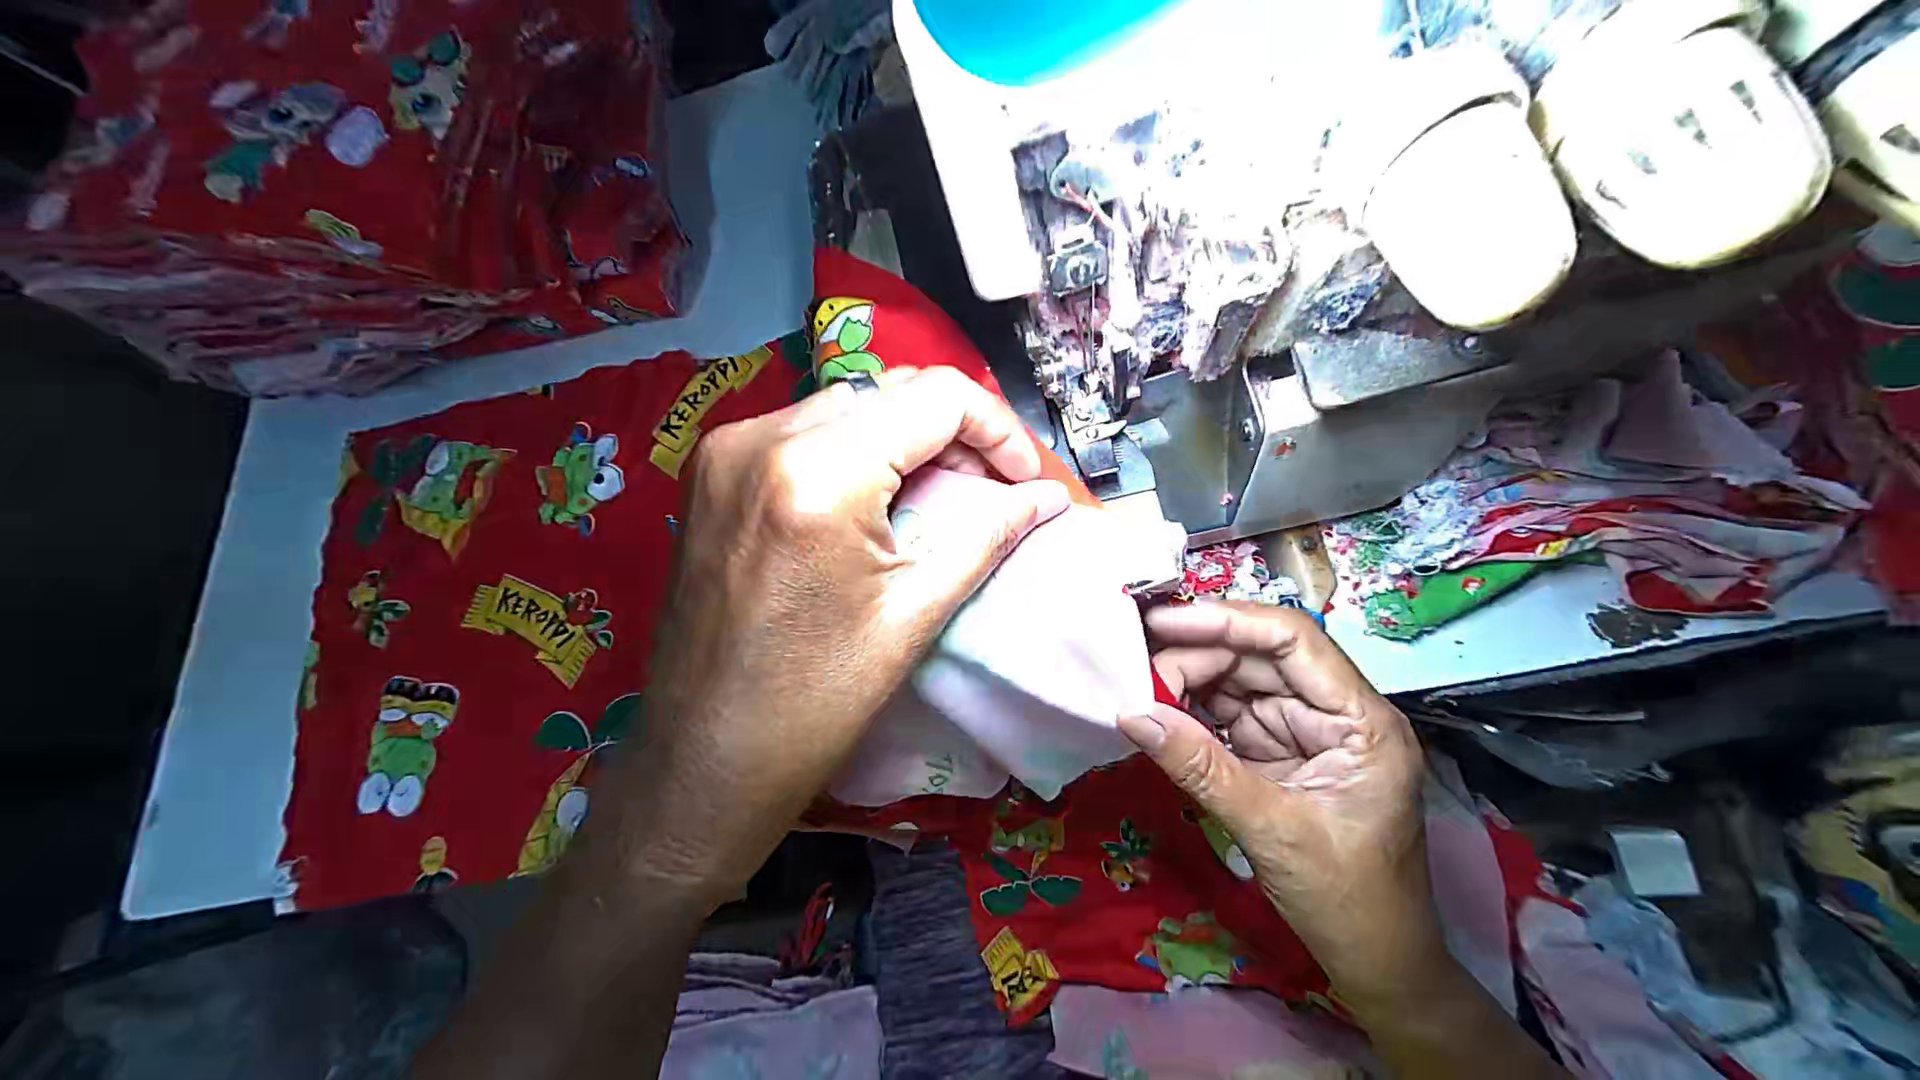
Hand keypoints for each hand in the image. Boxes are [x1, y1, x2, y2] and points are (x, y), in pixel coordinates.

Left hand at [600, 367, 1070, 908]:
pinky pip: (801, 432)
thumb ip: (989, 535)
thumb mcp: (915, 614)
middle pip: (889, 393)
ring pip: (845, 407)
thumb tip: (1050, 497)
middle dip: (952, 432)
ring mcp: (725, 450)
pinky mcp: (709, 472)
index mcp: (819, 472)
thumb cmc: (816, 703)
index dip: (997, 428)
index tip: (1022, 479)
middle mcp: (762, 437)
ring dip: (902, 438)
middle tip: (986, 488)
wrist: (703, 760)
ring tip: (934, 496)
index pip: (936, 397)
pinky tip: (870, 501)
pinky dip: (851, 451)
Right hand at [1116, 601, 1442, 1002]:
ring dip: (1188, 683)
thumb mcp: (1272, 831)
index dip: (1225, 621)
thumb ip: (1200, 767)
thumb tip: (1131, 714)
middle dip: (1196, 659)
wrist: (1377, 965)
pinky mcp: (1279, 751)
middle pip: (1257, 659)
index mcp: (1362, 720)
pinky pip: (1228, 716)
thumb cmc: (1350, 902)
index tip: (1163, 621)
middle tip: (1138, 672)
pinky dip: (1192, 713)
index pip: (1292, 641)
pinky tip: (1160, 712)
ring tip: (1140, 689)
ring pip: (1238, 684)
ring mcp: (1305, 731)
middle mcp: (1335, 712)